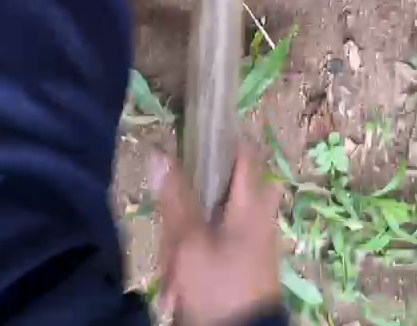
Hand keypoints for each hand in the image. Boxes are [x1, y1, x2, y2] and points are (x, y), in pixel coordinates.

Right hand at [153, 147, 282, 325]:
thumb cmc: (219, 284)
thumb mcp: (189, 241)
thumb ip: (174, 198)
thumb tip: (157, 153)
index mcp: (252, 205)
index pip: (245, 154)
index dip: (225, 137)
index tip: (200, 130)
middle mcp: (259, 219)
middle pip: (229, 189)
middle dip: (197, 197)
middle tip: (176, 211)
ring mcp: (255, 245)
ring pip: (215, 222)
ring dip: (188, 238)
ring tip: (171, 262)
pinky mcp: (246, 268)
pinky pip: (215, 249)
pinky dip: (194, 259)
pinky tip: (177, 281)